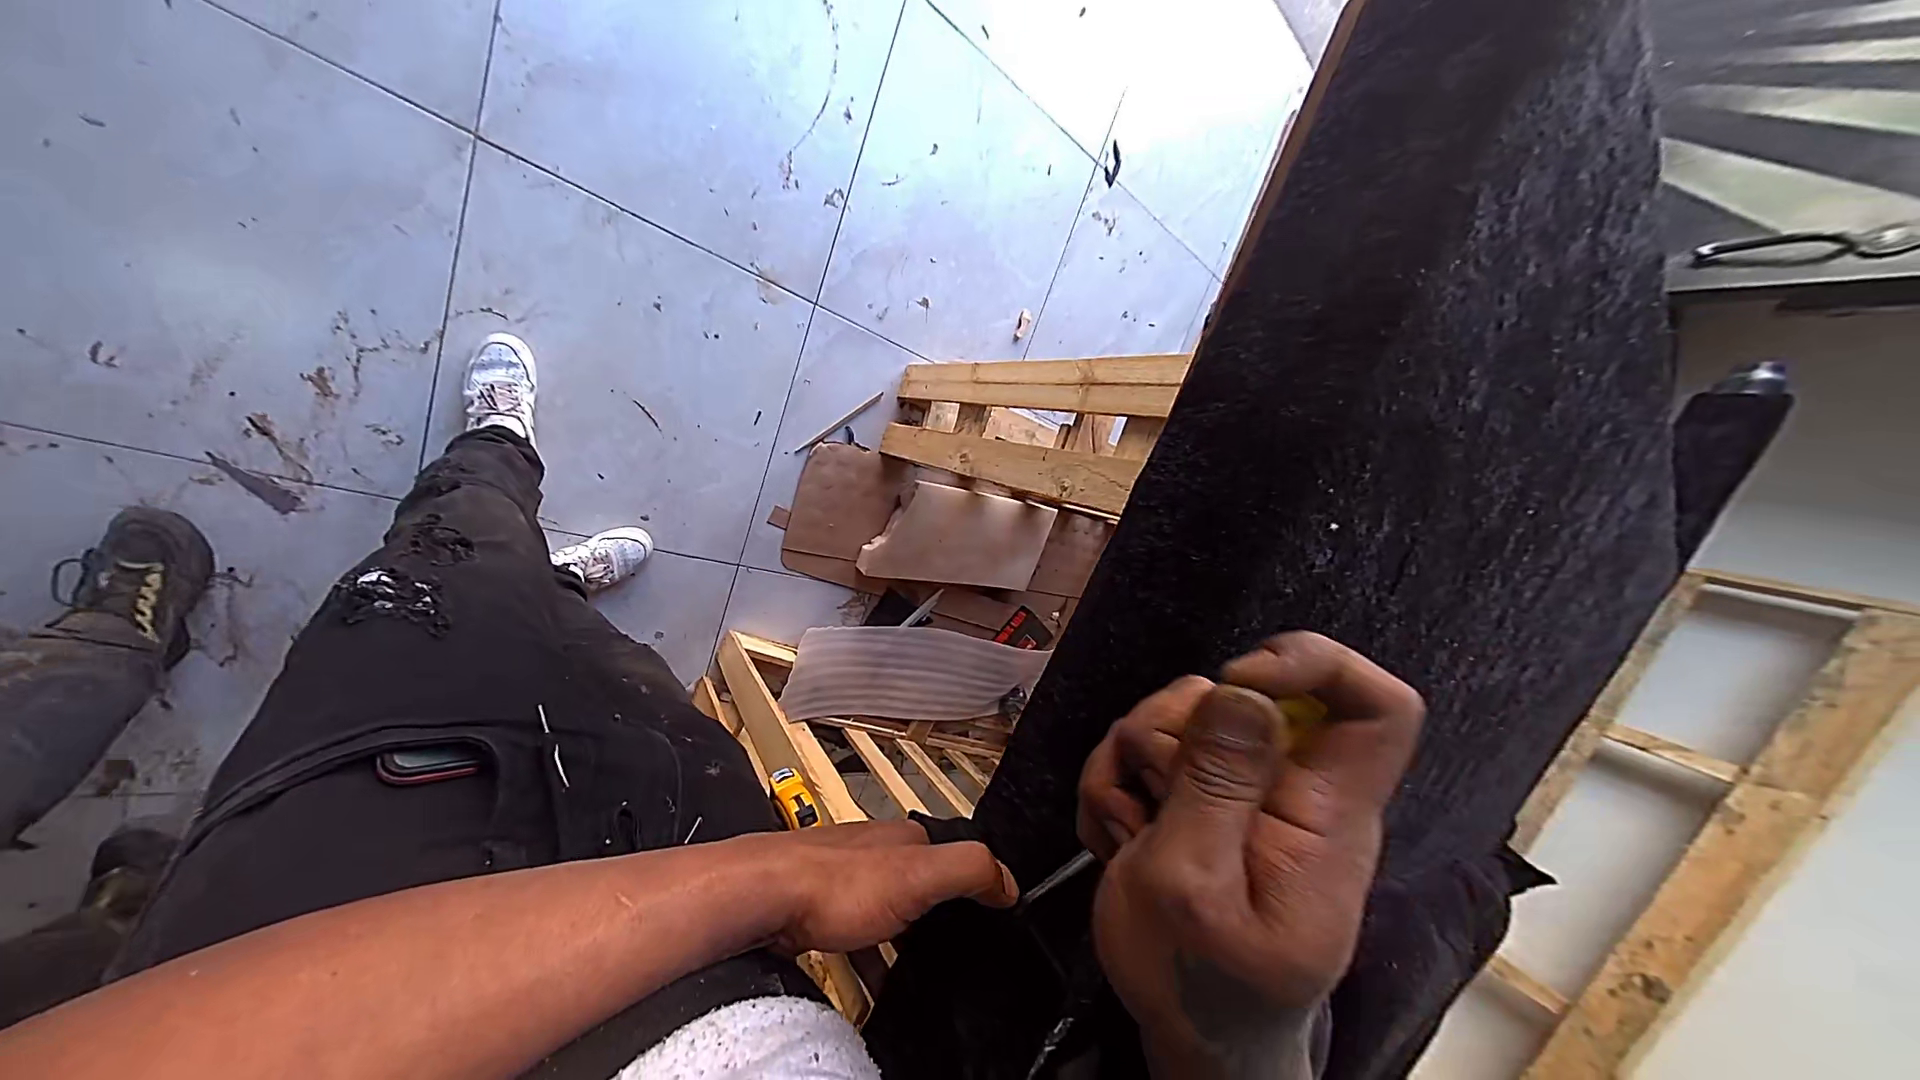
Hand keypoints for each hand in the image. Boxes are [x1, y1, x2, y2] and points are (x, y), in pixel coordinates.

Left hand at [738, 820, 1016, 955]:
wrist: (765, 895)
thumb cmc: (833, 881)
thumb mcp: (919, 874)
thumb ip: (968, 869)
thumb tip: (1008, 880)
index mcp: (906, 837)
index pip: (954, 857)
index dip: (972, 888)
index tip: (985, 919)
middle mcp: (877, 850)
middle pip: (921, 886)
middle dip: (934, 921)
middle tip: (947, 955)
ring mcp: (848, 875)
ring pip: (888, 912)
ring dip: (901, 943)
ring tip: (913, 976)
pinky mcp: (822, 904)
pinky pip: (857, 935)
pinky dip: (869, 958)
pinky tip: (871, 982)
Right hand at [1077, 633, 1422, 1075]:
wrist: (1186, 1031)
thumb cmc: (1201, 983)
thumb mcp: (1191, 888)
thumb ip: (1216, 786)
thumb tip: (1243, 691)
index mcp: (1325, 816)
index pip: (1376, 706)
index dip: (1314, 664)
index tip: (1237, 681)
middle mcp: (1286, 787)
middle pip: (1237, 694)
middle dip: (1170, 729)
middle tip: (1147, 802)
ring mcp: (1236, 788)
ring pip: (1177, 713)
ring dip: (1128, 762)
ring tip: (1125, 833)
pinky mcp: (1194, 792)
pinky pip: (1143, 745)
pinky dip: (1116, 781)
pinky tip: (1115, 835)